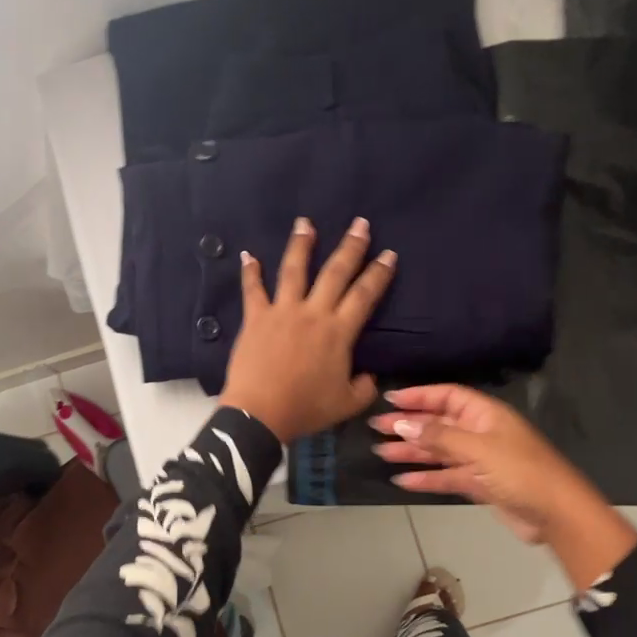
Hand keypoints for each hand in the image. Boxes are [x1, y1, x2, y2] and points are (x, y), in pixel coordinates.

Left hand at [218, 217, 395, 442]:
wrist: (260, 413)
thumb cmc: (306, 409)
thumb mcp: (347, 405)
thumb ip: (364, 388)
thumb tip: (369, 376)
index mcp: (338, 332)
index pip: (364, 295)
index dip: (379, 274)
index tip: (389, 255)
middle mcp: (313, 313)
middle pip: (335, 272)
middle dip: (350, 247)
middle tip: (360, 224)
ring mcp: (282, 312)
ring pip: (294, 270)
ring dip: (301, 245)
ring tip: (305, 223)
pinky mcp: (255, 318)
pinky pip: (252, 290)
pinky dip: (250, 272)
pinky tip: (248, 255)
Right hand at [373, 385, 636, 585]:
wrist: (556, 514)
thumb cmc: (521, 472)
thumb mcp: (478, 449)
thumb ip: (439, 436)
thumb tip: (402, 421)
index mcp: (485, 415)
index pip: (447, 396)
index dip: (419, 396)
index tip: (390, 400)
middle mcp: (481, 433)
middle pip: (440, 423)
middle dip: (409, 425)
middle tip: (377, 428)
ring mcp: (480, 460)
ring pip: (439, 451)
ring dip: (412, 452)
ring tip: (382, 453)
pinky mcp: (480, 485)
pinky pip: (447, 476)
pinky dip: (426, 478)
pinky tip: (403, 480)